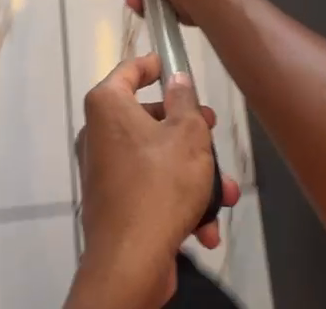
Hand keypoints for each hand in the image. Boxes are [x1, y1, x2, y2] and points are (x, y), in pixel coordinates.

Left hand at [71, 54, 241, 306]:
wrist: (131, 262)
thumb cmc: (160, 185)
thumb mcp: (188, 135)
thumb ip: (185, 101)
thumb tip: (177, 80)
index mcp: (108, 106)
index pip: (128, 70)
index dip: (153, 64)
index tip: (172, 64)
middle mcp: (99, 134)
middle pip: (149, 118)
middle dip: (188, 131)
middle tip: (212, 133)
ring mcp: (105, 170)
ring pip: (157, 159)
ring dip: (193, 174)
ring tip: (226, 192)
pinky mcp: (114, 203)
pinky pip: (150, 189)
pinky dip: (178, 201)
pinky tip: (205, 225)